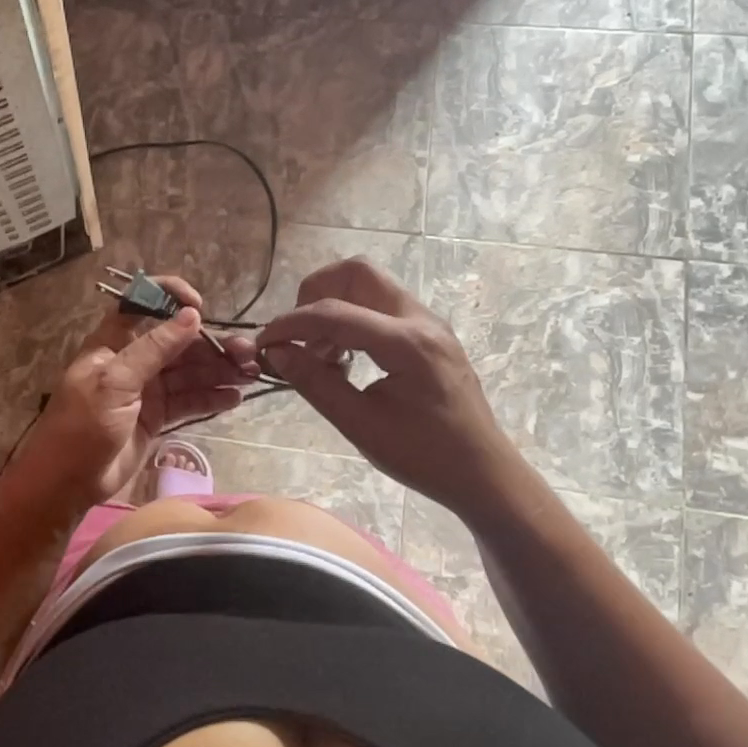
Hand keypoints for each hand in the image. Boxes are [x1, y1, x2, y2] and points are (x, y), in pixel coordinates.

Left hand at [11, 276, 257, 513]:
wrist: (67, 480)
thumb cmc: (82, 425)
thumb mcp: (115, 381)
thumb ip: (154, 349)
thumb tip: (192, 316)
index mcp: (112, 344)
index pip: (142, 306)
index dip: (170, 298)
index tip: (200, 306)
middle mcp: (131, 362)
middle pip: (175, 343)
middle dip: (209, 344)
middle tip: (247, 351)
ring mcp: (144, 391)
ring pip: (187, 373)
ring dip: (217, 371)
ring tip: (250, 373)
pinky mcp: (155, 418)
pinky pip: (187, 401)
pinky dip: (210, 398)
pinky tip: (234, 397)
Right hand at [256, 258, 526, 513]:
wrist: (484, 474)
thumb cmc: (423, 456)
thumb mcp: (360, 425)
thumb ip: (314, 382)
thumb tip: (275, 351)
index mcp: (407, 344)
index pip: (334, 313)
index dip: (290, 324)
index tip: (263, 344)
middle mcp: (421, 320)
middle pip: (356, 272)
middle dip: (314, 293)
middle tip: (296, 334)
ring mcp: (428, 323)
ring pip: (368, 284)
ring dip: (332, 306)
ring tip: (317, 352)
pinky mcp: (427, 334)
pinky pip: (380, 306)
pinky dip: (350, 318)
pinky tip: (341, 358)